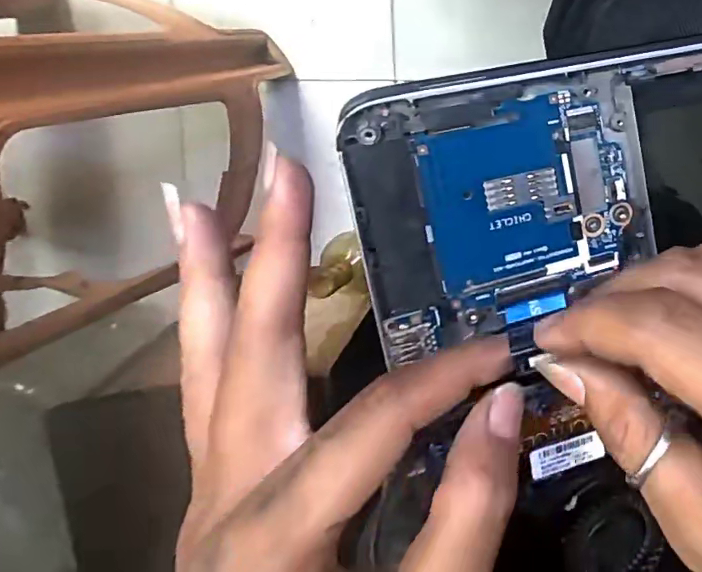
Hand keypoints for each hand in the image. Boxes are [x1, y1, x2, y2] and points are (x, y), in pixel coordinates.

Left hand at [169, 155, 523, 570]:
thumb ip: (465, 516)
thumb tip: (504, 402)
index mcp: (273, 527)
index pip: (380, 416)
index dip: (451, 378)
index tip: (506, 355)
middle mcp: (223, 494)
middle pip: (247, 351)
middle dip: (267, 252)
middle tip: (278, 174)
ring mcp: (209, 490)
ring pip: (204, 366)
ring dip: (208, 281)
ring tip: (194, 207)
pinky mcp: (221, 491)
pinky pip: (211, 393)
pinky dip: (216, 330)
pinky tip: (225, 296)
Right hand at [532, 245, 701, 571]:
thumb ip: (636, 436)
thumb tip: (574, 366)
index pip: (667, 327)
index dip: (596, 321)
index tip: (550, 334)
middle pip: (690, 275)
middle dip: (617, 292)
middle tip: (575, 330)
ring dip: (654, 282)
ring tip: (614, 325)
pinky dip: (698, 286)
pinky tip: (673, 322)